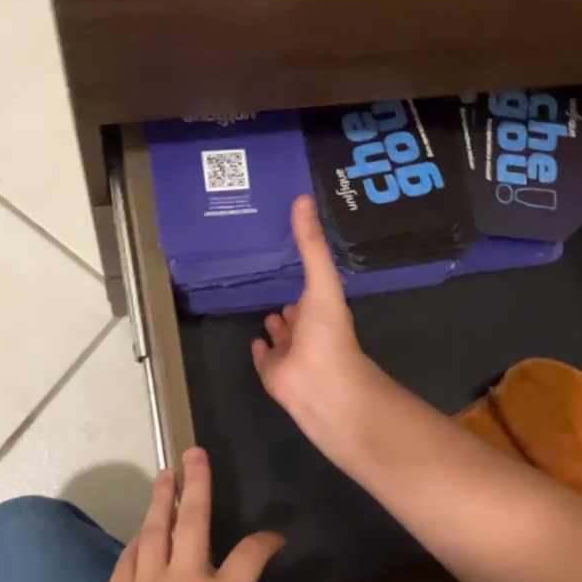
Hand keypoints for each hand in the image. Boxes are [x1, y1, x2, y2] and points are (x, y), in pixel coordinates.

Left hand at [48, 449, 322, 581]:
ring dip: (161, 500)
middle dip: (196, 484)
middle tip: (194, 452)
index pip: (250, 555)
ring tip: (165, 475)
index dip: (267, 541)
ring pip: (155, 532)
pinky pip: (127, 561)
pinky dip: (136, 542)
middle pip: (192, 522)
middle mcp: (182, 580)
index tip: (276, 539)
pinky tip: (141, 534)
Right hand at [251, 196, 378, 423]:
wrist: (320, 383)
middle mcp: (307, 330)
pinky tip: (253, 338)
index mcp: (321, 309)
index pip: (312, 288)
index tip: (289, 254)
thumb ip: (311, 244)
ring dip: (274, 323)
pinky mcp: (272, 371)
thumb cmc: (328, 332)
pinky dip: (260, 348)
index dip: (303, 274)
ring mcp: (289, 352)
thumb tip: (302, 198)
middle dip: (288, 299)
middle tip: (271, 276)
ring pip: (281, 334)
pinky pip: (264, 357)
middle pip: (296, 311)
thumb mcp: (321, 281)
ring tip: (260, 301)